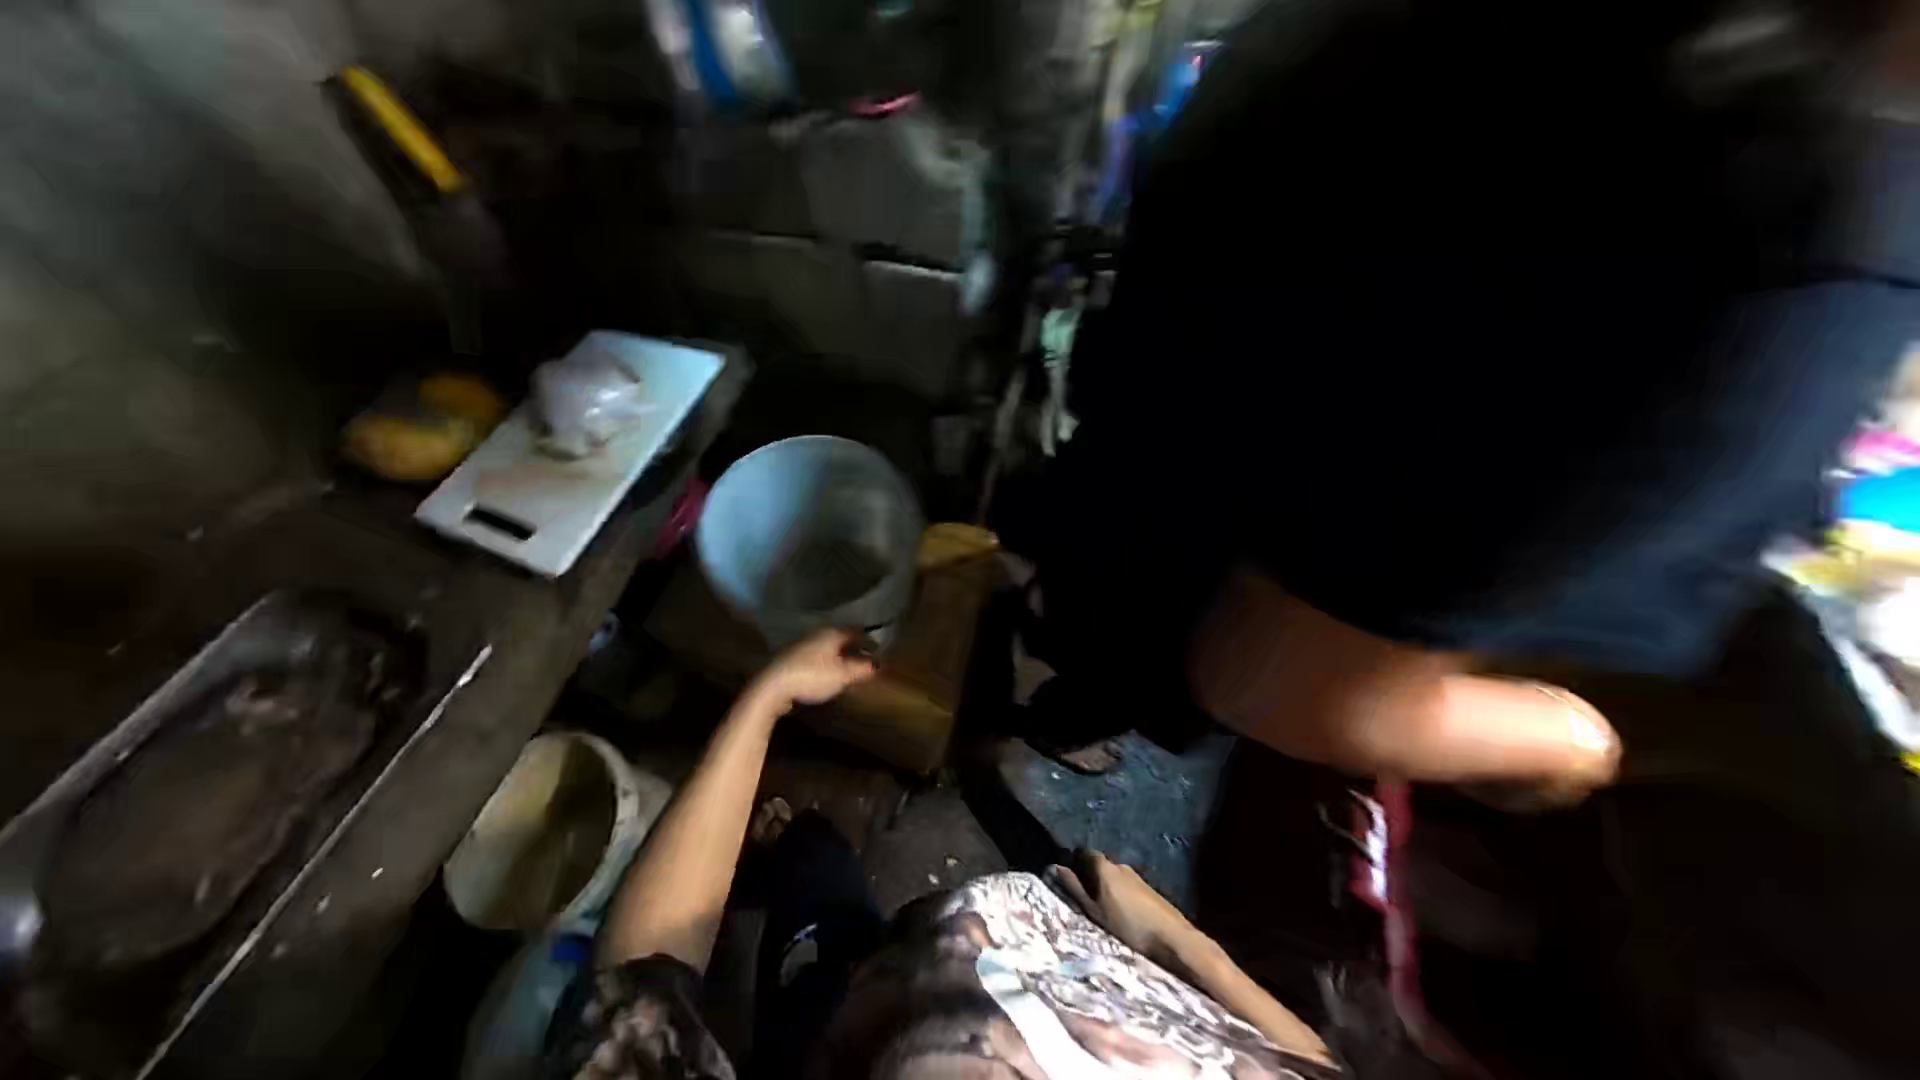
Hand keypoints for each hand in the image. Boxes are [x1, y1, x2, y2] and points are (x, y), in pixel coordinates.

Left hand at [751, 629, 876, 712]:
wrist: (773, 686)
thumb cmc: (813, 676)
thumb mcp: (842, 675)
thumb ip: (862, 668)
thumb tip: (878, 664)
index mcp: (832, 633)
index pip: (856, 631)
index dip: (869, 640)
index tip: (879, 650)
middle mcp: (817, 633)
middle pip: (841, 637)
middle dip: (854, 647)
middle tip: (867, 658)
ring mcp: (802, 644)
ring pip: (827, 646)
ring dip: (839, 655)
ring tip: (849, 667)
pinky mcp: (790, 658)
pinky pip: (816, 656)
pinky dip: (826, 662)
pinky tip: (827, 673)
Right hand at [1046, 851, 1197, 968]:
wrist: (1172, 937)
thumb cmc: (1128, 926)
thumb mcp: (1095, 912)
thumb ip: (1075, 889)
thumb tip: (1056, 867)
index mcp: (1105, 867)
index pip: (1086, 853)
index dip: (1078, 863)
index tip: (1072, 879)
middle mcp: (1121, 865)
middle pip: (1101, 866)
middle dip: (1093, 878)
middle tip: (1087, 900)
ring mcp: (1137, 877)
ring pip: (1116, 878)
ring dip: (1109, 888)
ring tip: (1106, 910)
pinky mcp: (1150, 889)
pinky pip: (1129, 887)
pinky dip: (1123, 895)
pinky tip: (1125, 914)